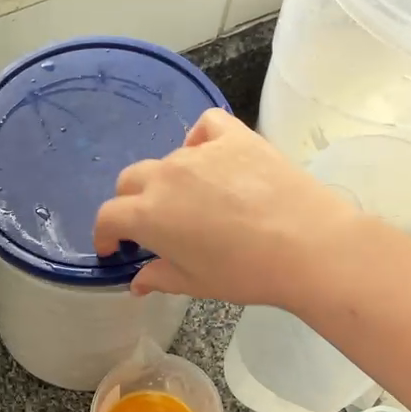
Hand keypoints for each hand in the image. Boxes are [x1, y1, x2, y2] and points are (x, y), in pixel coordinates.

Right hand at [91, 109, 365, 311]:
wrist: (305, 245)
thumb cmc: (244, 273)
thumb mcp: (195, 284)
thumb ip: (159, 277)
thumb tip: (138, 282)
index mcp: (148, 216)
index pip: (109, 217)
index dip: (105, 235)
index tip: (114, 248)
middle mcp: (166, 176)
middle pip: (130, 181)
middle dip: (130, 204)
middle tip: (149, 227)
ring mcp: (200, 152)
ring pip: (167, 160)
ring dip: (167, 181)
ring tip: (190, 202)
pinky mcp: (235, 136)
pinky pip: (204, 127)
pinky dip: (198, 140)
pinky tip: (208, 159)